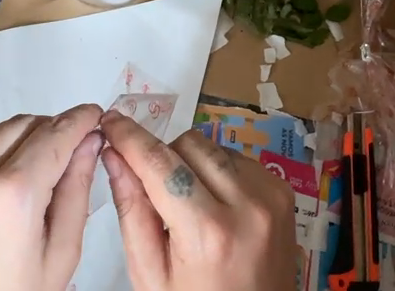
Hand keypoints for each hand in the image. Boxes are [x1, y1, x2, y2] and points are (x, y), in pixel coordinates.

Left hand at [0, 100, 103, 290]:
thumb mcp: (55, 264)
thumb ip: (76, 195)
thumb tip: (90, 139)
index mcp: (15, 198)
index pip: (58, 134)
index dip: (81, 120)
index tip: (91, 117)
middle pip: (22, 127)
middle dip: (45, 136)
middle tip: (50, 160)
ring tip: (2, 176)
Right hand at [99, 109, 297, 290]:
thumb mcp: (151, 275)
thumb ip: (131, 210)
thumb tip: (113, 153)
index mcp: (208, 233)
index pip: (160, 165)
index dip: (131, 138)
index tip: (111, 120)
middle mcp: (246, 205)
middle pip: (189, 145)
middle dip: (165, 158)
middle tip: (156, 190)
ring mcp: (270, 195)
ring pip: (215, 147)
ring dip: (193, 163)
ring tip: (189, 204)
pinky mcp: (284, 190)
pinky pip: (239, 158)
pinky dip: (220, 172)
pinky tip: (216, 205)